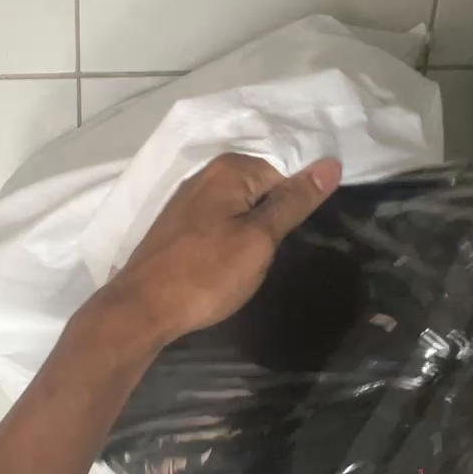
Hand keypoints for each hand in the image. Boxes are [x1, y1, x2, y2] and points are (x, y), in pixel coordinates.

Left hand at [94, 153, 343, 346]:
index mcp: (229, 169)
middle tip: (255, 262)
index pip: (282, 178)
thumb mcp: (258, 240)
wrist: (141, 309)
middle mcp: (203, 175)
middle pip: (256, 194)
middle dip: (264, 225)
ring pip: (233, 214)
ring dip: (241, 240)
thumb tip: (331, 164)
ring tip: (233, 271)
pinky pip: (211, 228)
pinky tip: (213, 271)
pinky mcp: (171, 229)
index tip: (276, 246)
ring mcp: (183, 202)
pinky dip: (218, 248)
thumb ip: (293, 202)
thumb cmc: (205, 275)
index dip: (287, 214)